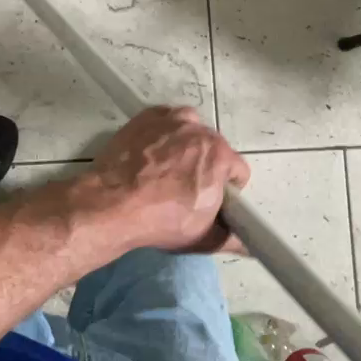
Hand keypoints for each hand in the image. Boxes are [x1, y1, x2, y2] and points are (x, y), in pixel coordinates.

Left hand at [80, 106, 250, 253]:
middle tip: (187, 187)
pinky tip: (152, 152)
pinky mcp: (145, 117)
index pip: (238, 170)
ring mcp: (169, 119)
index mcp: (219, 156)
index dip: (228, 188)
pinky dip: (164, 132)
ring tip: (169, 167)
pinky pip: (165, 120)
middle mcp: (198, 130)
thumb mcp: (204, 238)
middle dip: (207, 165)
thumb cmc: (163, 221)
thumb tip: (247, 244)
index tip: (213, 200)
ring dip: (187, 144)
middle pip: (213, 147)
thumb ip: (231, 238)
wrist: (113, 203)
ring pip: (190, 128)